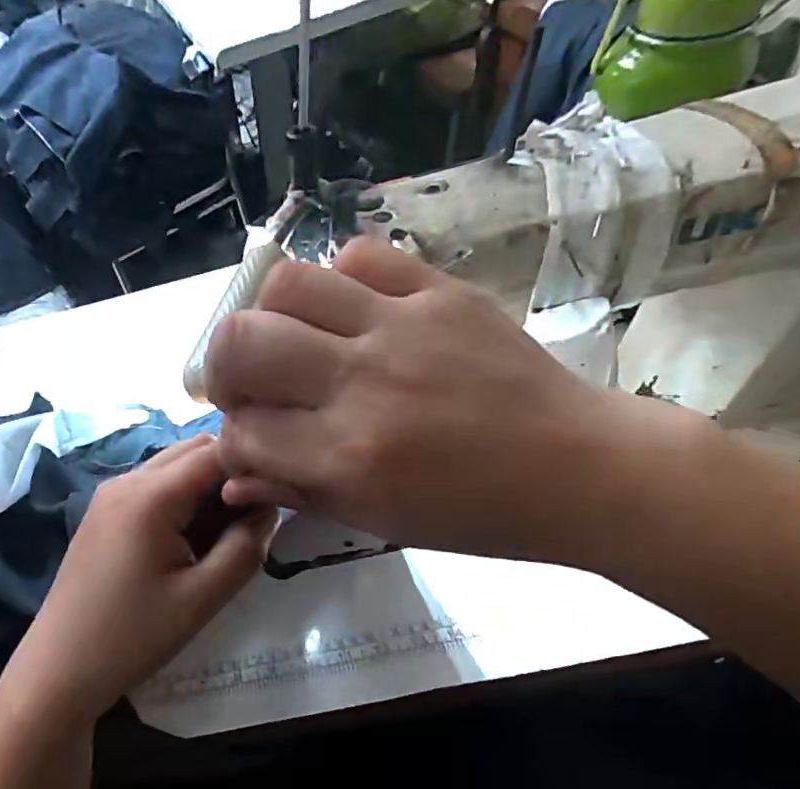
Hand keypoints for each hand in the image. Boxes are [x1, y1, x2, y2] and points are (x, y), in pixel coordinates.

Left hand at [0, 436, 277, 722]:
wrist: (60, 667)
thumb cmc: (133, 636)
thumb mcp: (202, 597)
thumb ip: (245, 546)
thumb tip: (267, 507)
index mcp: (149, 494)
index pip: (217, 450)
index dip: (255, 466)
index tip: (281, 497)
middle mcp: (125, 480)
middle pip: (192, 452)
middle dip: (230, 474)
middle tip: (254, 521)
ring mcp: (108, 496)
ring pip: (172, 470)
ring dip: (205, 490)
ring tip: (225, 537)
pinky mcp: (101, 515)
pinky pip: (151, 490)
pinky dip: (179, 502)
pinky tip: (190, 543)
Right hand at [207, 237, 704, 564]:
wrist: (576, 468)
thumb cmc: (468, 513)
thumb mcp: (370, 520)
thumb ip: (293, 491)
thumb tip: (231, 476)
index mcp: (346, 456)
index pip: (243, 430)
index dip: (231, 440)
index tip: (248, 443)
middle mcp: (363, 384)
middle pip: (242, 343)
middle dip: (223, 370)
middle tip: (245, 387)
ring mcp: (403, 328)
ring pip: (288, 285)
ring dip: (267, 318)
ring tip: (287, 343)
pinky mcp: (442, 292)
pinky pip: (361, 257)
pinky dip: (335, 282)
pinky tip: (345, 314)